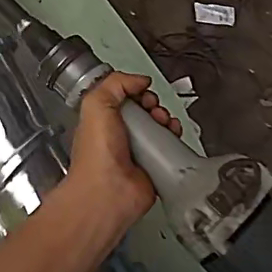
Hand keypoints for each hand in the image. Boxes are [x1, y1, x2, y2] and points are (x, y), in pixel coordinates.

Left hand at [63, 72, 180, 227]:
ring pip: (159, 126)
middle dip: (153, 103)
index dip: (135, 90)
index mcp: (103, 119)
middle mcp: (120, 135)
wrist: (108, 191)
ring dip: (166, 118)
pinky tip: (172, 133)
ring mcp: (138, 150)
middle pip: (144, 110)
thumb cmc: (96, 153)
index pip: (124, 97)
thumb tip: (139, 80)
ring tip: (163, 121)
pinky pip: (170, 146)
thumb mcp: (96, 103)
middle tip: (152, 108)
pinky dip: (175, 137)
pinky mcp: (154, 165)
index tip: (141, 91)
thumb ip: (115, 84)